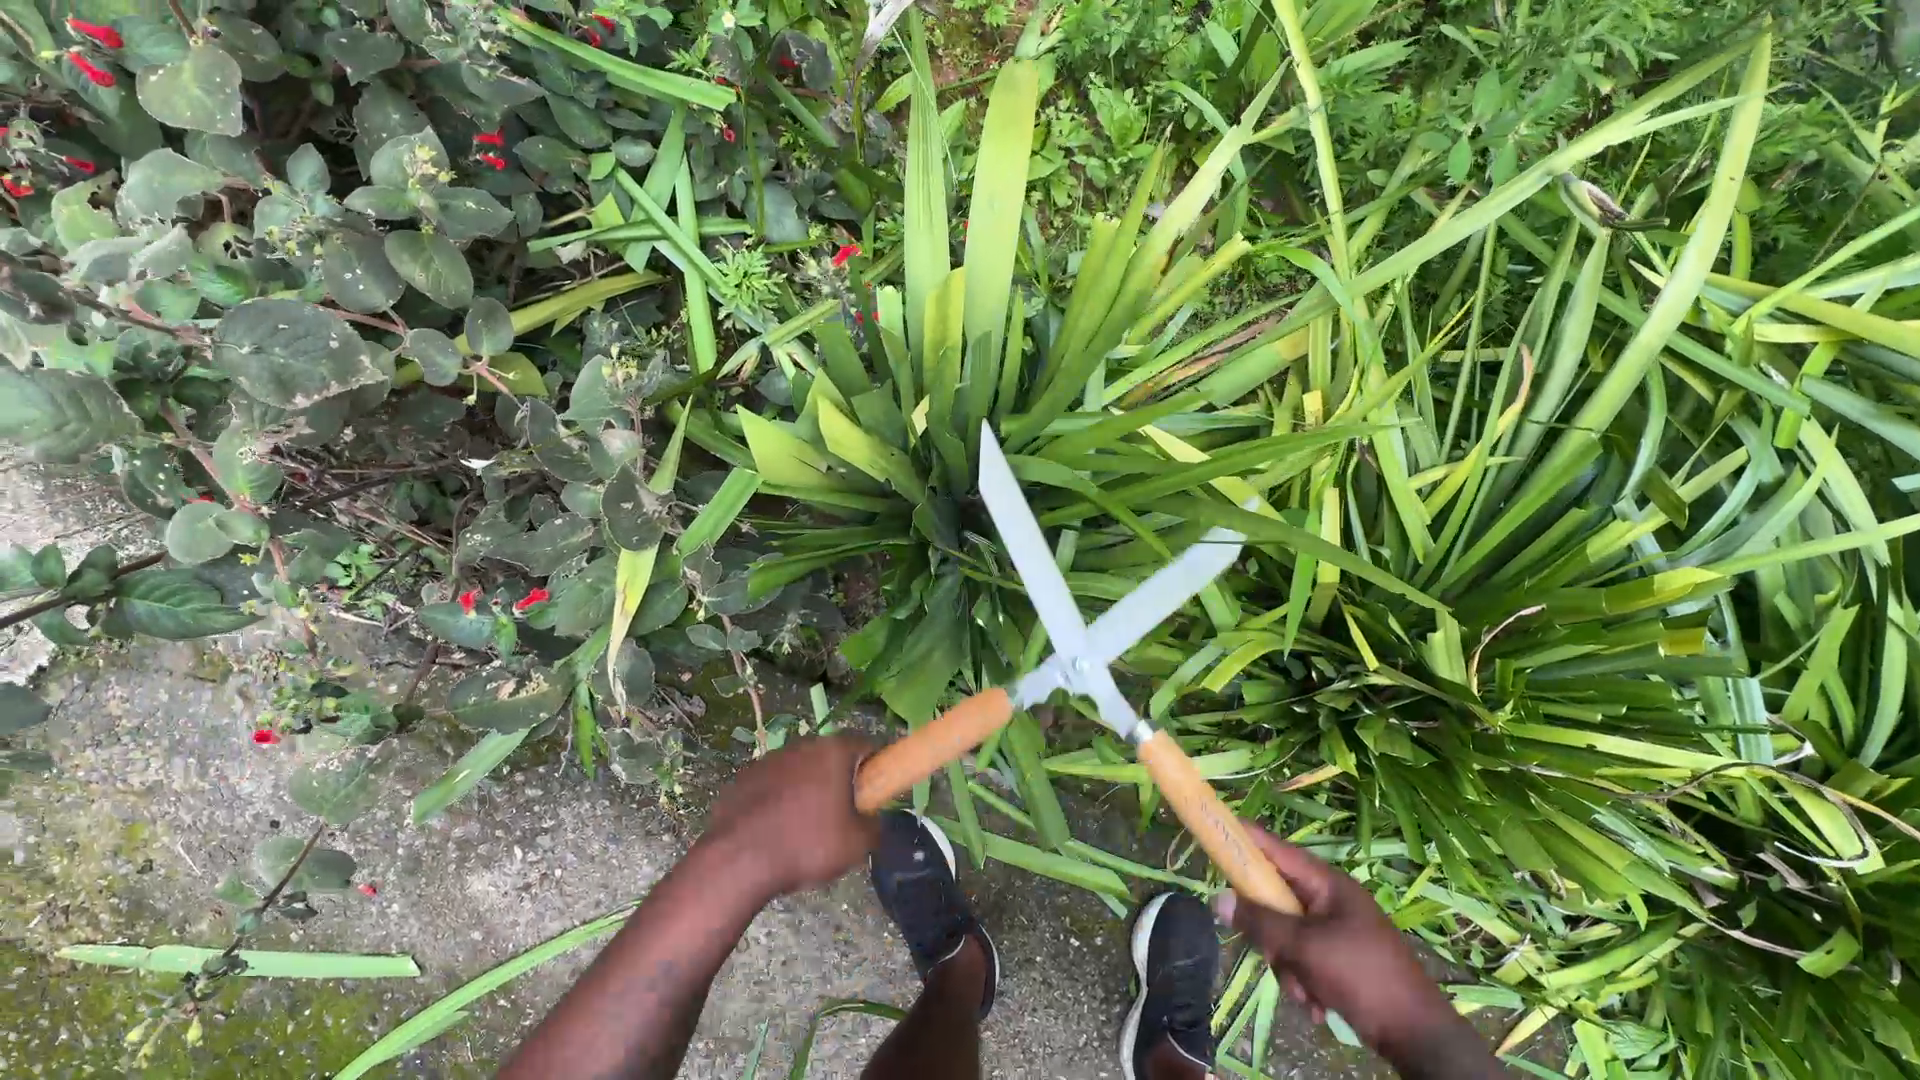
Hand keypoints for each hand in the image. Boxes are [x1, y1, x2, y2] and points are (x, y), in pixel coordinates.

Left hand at [698, 734, 879, 898]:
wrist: (738, 862)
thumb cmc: (807, 845)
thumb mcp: (859, 844)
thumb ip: (874, 825)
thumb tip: (871, 820)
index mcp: (833, 751)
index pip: (867, 747)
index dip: (876, 770)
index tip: (874, 796)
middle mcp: (800, 746)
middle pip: (830, 758)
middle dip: (839, 782)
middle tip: (841, 817)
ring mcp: (767, 760)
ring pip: (799, 771)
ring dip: (806, 791)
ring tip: (804, 830)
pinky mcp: (741, 779)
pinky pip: (771, 787)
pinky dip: (777, 802)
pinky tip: (775, 833)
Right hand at [1216, 823, 1476, 1066]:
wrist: (1417, 1035)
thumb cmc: (1363, 975)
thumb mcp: (1305, 948)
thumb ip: (1260, 922)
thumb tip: (1218, 898)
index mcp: (1328, 884)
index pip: (1278, 849)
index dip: (1247, 839)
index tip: (1217, 830)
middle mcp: (1330, 901)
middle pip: (1276, 900)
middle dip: (1270, 935)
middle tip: (1273, 953)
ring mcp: (1335, 931)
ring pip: (1285, 936)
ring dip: (1288, 967)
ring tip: (1307, 992)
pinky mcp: (1339, 959)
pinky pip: (1301, 959)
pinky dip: (1304, 982)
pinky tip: (1319, 1005)